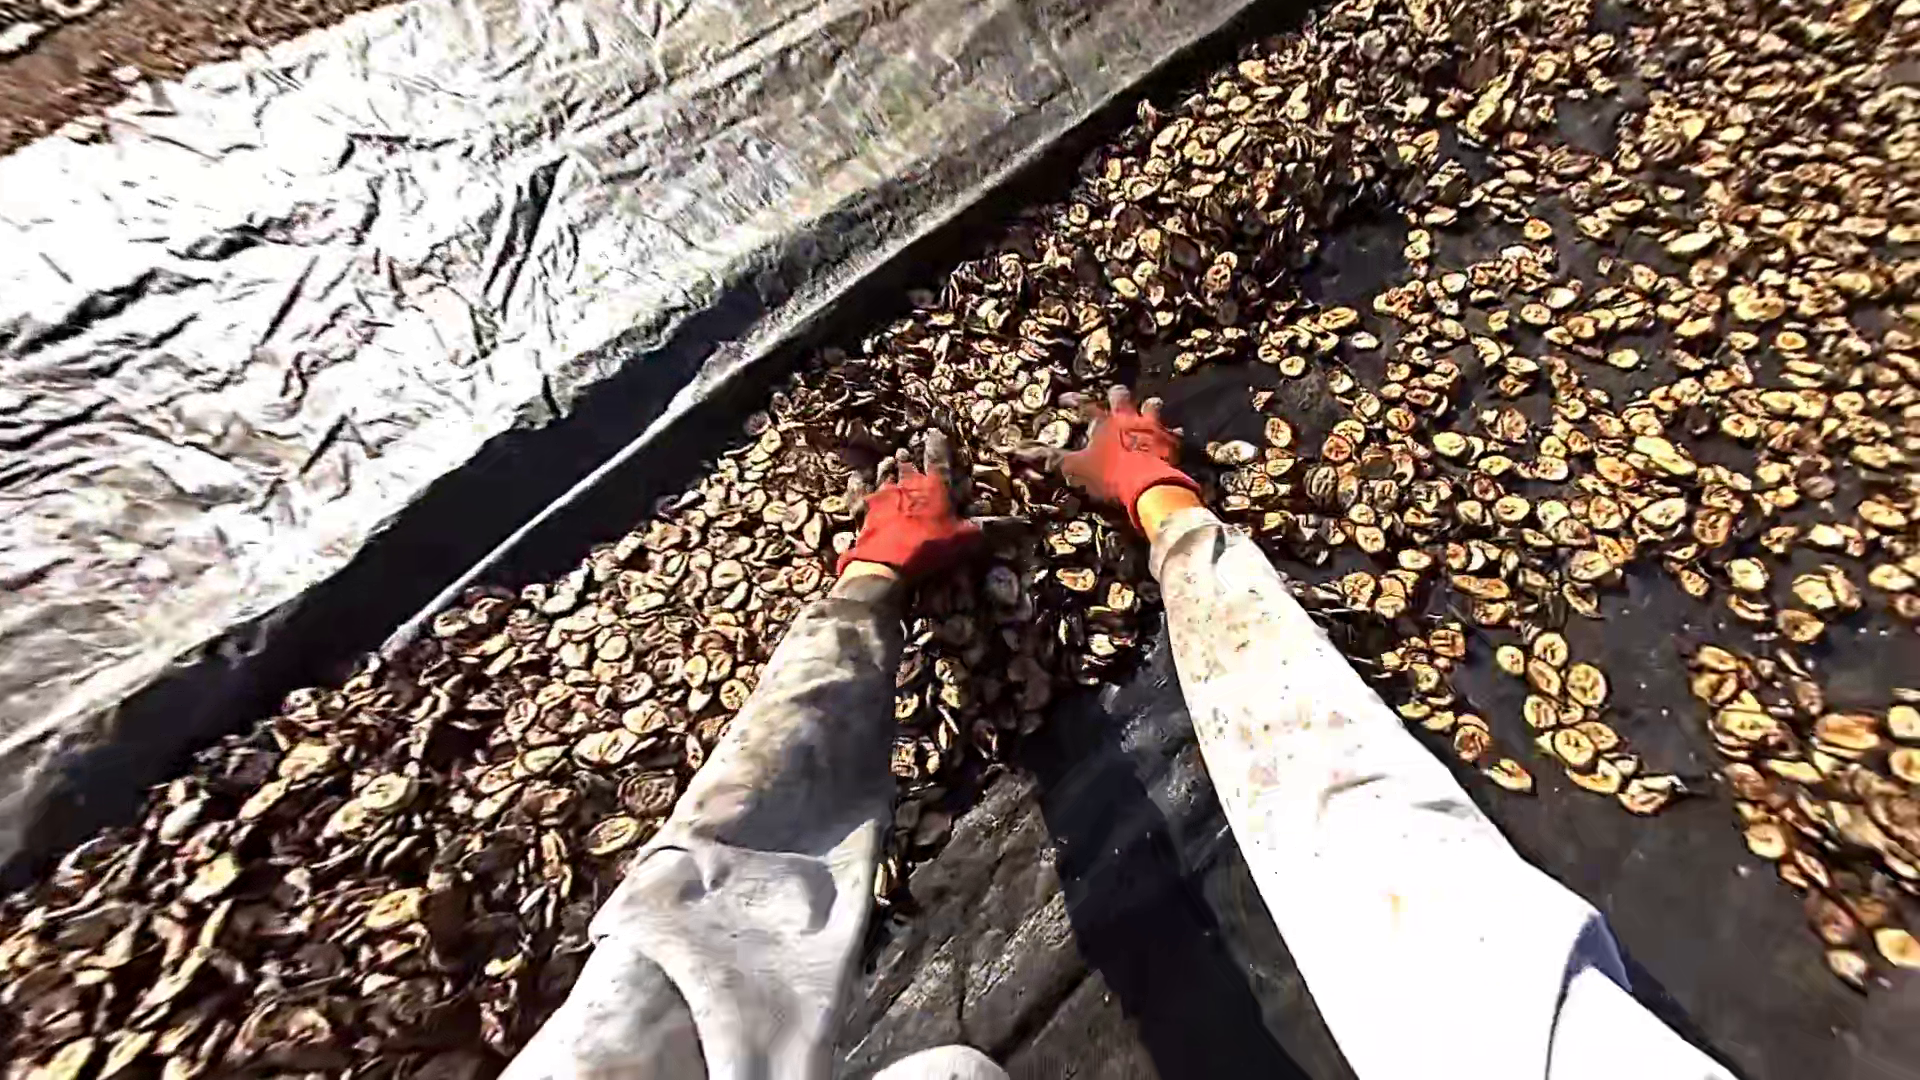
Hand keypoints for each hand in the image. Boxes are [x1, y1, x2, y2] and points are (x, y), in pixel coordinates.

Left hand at [836, 430, 982, 580]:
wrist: (887, 562)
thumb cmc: (929, 547)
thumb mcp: (963, 539)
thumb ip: (985, 528)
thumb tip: (1018, 524)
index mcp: (933, 485)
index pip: (938, 457)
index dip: (938, 444)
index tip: (936, 432)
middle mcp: (906, 482)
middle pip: (907, 462)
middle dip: (910, 456)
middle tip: (909, 450)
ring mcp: (882, 494)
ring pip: (884, 472)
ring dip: (888, 467)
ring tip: (889, 461)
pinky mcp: (864, 509)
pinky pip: (859, 491)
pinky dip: (858, 484)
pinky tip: (856, 479)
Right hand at [1018, 385, 1200, 531]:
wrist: (1150, 485)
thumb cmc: (1109, 475)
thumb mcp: (1075, 468)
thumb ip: (1049, 459)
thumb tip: (1018, 451)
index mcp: (1104, 422)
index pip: (1084, 405)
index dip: (1073, 402)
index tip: (1064, 400)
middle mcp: (1128, 418)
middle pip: (1122, 397)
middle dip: (1117, 395)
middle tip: (1114, 393)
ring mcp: (1153, 428)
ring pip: (1152, 408)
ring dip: (1150, 408)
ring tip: (1149, 407)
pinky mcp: (1172, 442)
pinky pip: (1174, 434)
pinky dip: (1172, 435)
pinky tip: (1173, 436)